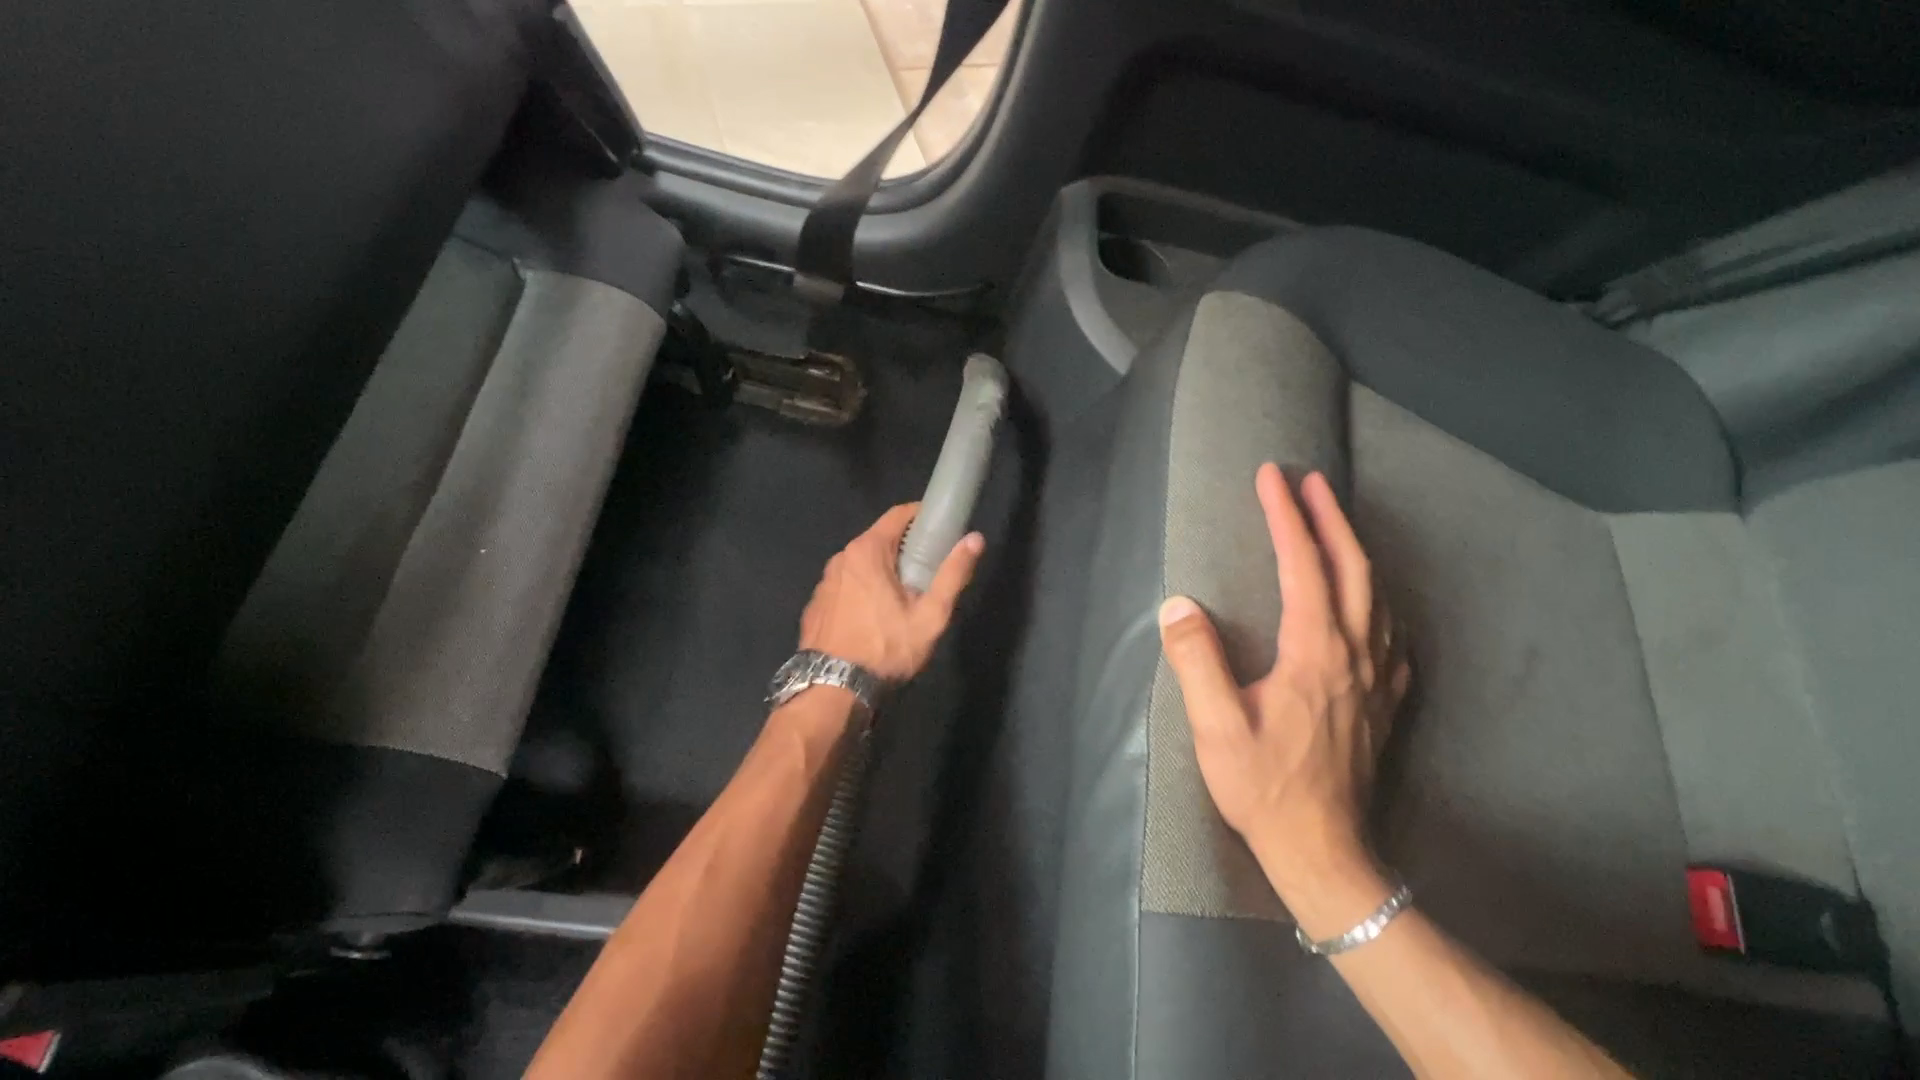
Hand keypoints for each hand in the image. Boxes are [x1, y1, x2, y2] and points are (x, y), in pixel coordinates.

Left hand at [799, 503, 984, 682]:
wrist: (832, 690)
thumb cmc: (886, 649)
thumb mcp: (930, 616)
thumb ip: (952, 575)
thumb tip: (975, 538)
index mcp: (867, 551)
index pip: (898, 514)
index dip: (923, 516)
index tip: (942, 528)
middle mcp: (841, 558)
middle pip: (879, 539)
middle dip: (905, 548)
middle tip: (929, 569)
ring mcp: (824, 582)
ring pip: (861, 565)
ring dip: (882, 572)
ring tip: (903, 598)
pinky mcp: (816, 605)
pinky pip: (846, 586)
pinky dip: (862, 592)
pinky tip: (874, 618)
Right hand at [1157, 465, 1409, 932]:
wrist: (1323, 848)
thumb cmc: (1264, 786)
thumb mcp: (1216, 727)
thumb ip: (1197, 662)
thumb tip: (1178, 604)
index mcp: (1314, 651)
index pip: (1302, 565)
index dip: (1286, 516)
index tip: (1271, 477)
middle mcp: (1354, 653)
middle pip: (1352, 567)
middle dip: (1331, 517)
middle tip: (1312, 481)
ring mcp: (1377, 677)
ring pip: (1378, 595)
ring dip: (1356, 550)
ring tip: (1336, 525)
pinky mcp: (1384, 700)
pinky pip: (1390, 632)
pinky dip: (1378, 598)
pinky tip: (1370, 602)